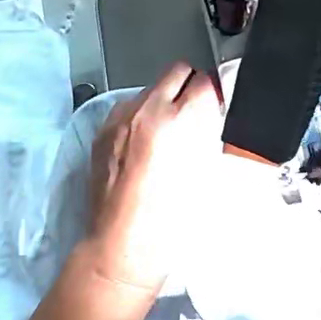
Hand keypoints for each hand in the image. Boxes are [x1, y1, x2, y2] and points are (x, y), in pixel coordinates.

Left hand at [81, 62, 222, 298]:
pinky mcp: (102, 131)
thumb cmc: (168, 225)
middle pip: (177, 71)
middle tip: (197, 114)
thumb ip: (209, 137)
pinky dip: (142, 116)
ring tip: (170, 134)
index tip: (219, 108)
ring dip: (165, 101)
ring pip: (150, 87)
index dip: (217, 95)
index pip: (206, 82)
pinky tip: (146, 144)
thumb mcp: (206, 177)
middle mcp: (144, 112)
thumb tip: (213, 116)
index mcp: (177, 123)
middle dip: (191, 88)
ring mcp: (119, 119)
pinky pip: (128, 107)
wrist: (119, 248)